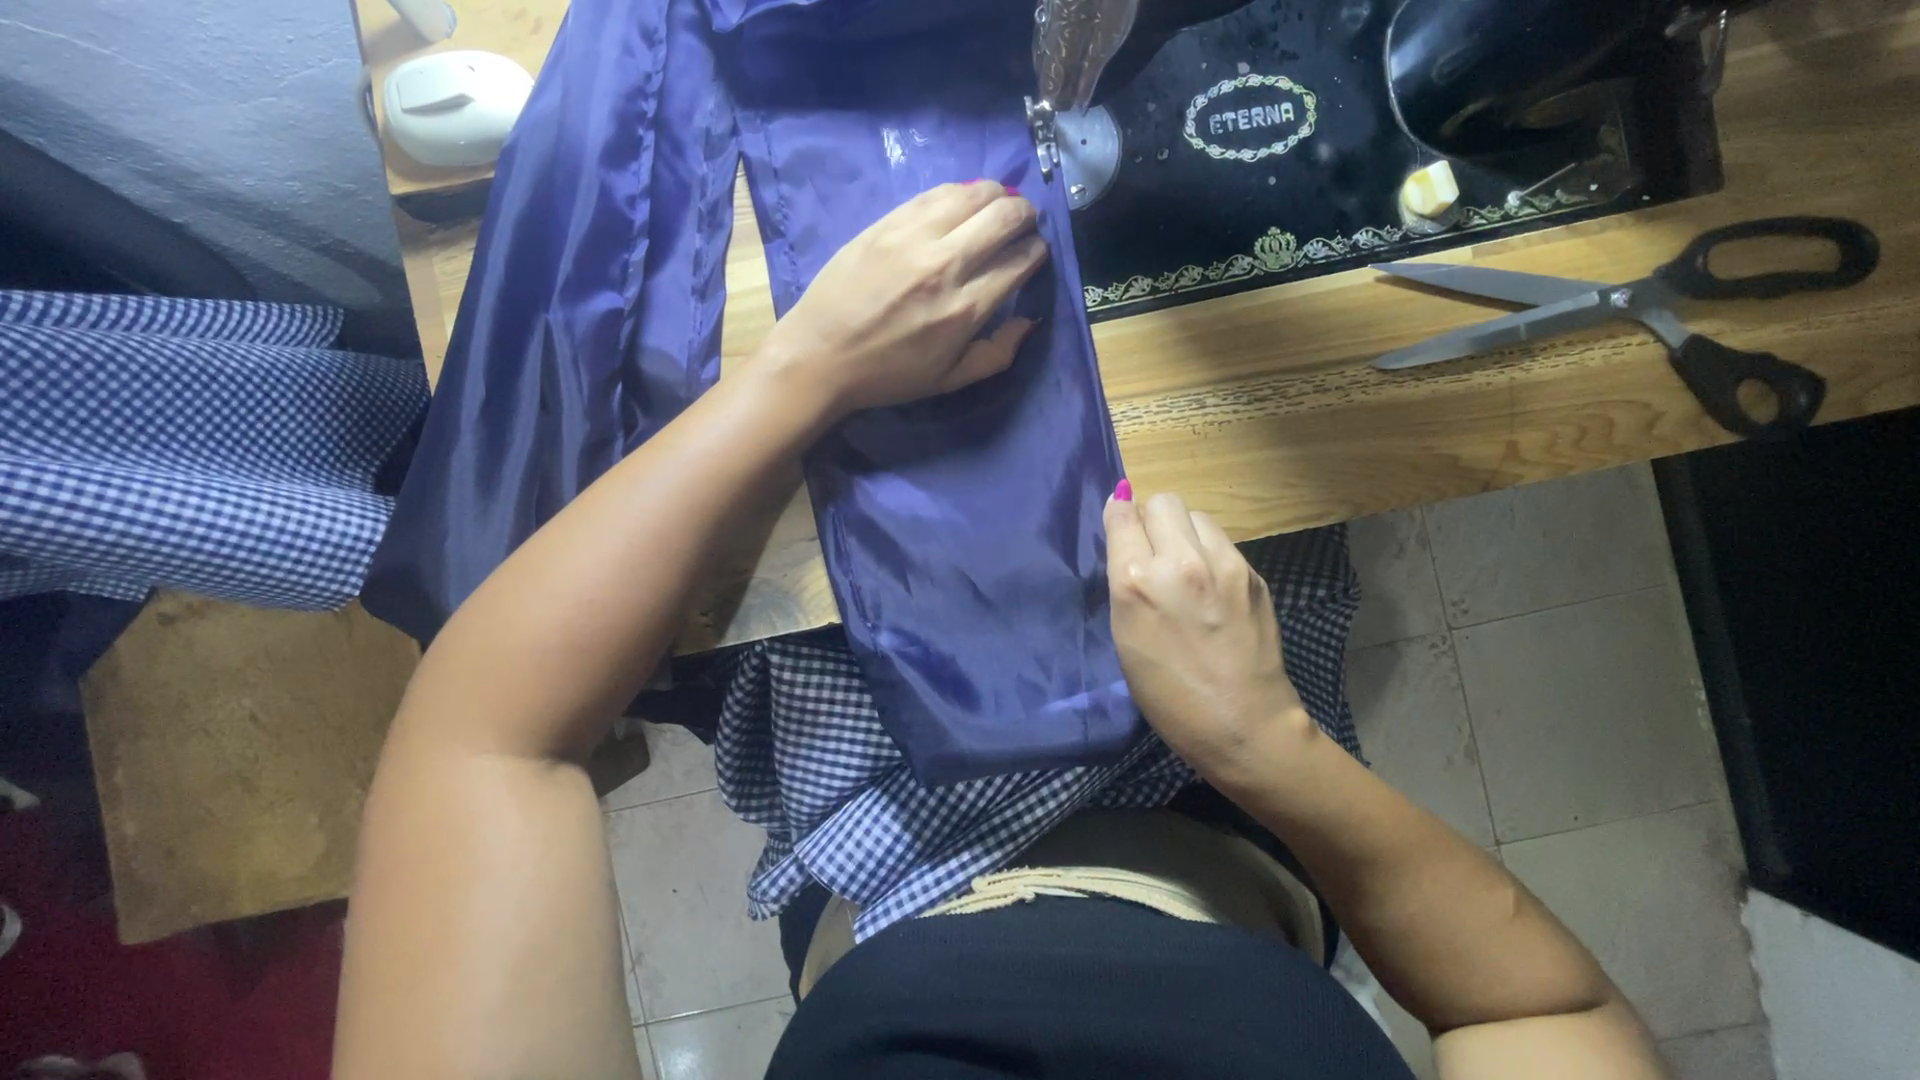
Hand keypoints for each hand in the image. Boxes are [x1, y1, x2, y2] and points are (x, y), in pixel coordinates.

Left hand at [758, 181, 1049, 416]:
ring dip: (996, 194)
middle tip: (1023, 221)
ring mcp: (913, 238)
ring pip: (973, 193)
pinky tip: (963, 200)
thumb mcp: (948, 380)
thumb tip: (1030, 321)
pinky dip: (959, 192)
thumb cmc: (888, 375)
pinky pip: (936, 193)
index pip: (1020, 260)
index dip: (1036, 251)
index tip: (1034, 251)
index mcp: (966, 309)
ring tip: (998, 203)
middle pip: (1004, 217)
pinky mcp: (887, 223)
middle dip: (1025, 214)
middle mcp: (946, 265)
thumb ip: (997, 354)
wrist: (820, 356)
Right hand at [1105, 489, 1317, 783]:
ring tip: (1185, 568)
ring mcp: (1223, 565)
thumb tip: (1125, 532)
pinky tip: (1211, 587)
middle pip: (1163, 502)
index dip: (1119, 518)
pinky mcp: (1252, 574)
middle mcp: (1180, 562)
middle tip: (1153, 552)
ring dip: (1183, 532)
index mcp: (1136, 581)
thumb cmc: (1167, 695)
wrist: (1242, 724)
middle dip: (1152, 519)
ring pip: (1195, 515)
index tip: (1121, 531)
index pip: (1122, 515)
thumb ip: (1125, 579)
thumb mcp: (1125, 636)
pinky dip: (1209, 552)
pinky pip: (1221, 541)